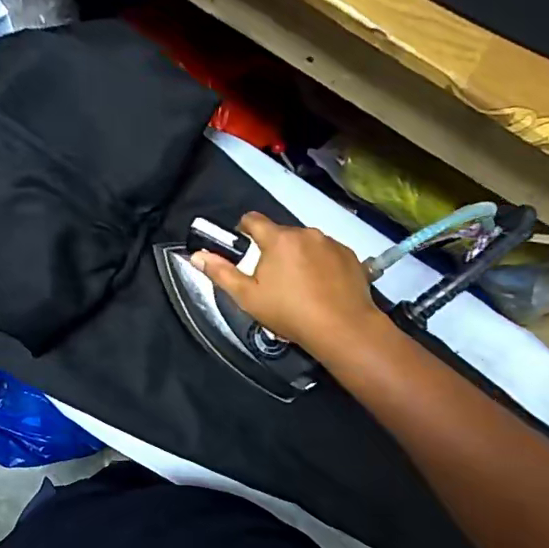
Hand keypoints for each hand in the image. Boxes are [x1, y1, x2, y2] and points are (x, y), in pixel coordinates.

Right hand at [192, 212, 387, 357]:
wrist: (342, 328)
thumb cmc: (289, 312)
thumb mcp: (248, 297)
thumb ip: (221, 273)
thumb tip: (197, 255)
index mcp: (278, 239)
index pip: (253, 219)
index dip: (243, 230)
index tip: (243, 247)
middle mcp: (306, 233)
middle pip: (281, 234)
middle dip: (273, 250)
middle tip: (271, 280)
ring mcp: (331, 243)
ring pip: (306, 244)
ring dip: (299, 257)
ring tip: (299, 287)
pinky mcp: (350, 256)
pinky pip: (328, 254)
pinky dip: (322, 265)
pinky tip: (322, 288)